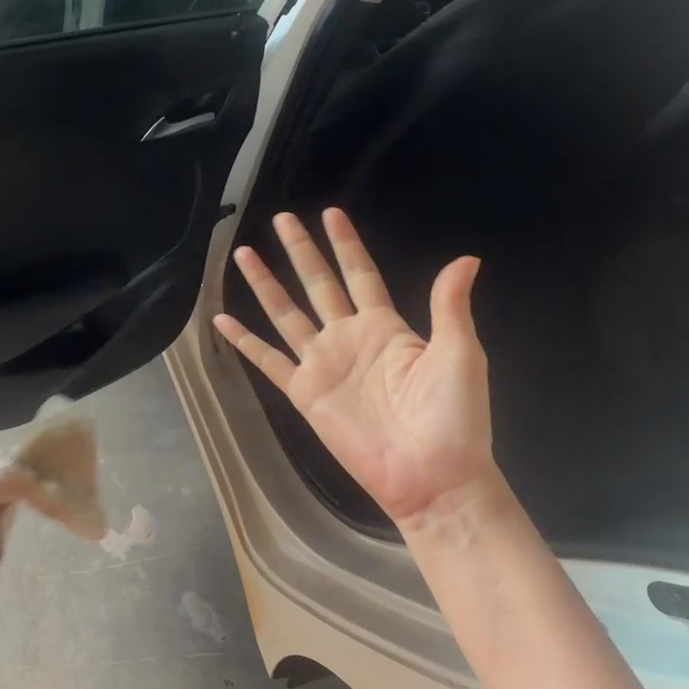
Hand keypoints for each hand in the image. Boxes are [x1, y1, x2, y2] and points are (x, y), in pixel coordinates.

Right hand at [213, 208, 491, 526]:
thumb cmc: (454, 416)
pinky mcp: (304, 392)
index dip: (345, 245)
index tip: (331, 214)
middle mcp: (348, 337)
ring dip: (265, 284)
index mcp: (386, 326)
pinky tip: (223, 320)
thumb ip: (450, 306)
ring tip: (244, 254)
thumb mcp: (461, 354)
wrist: (432, 474)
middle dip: (300, 251)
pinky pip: (267, 360)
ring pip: (286, 313)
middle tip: (282, 219)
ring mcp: (323, 363)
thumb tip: (466, 259)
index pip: (360, 274)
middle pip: (318, 284)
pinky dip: (244, 341)